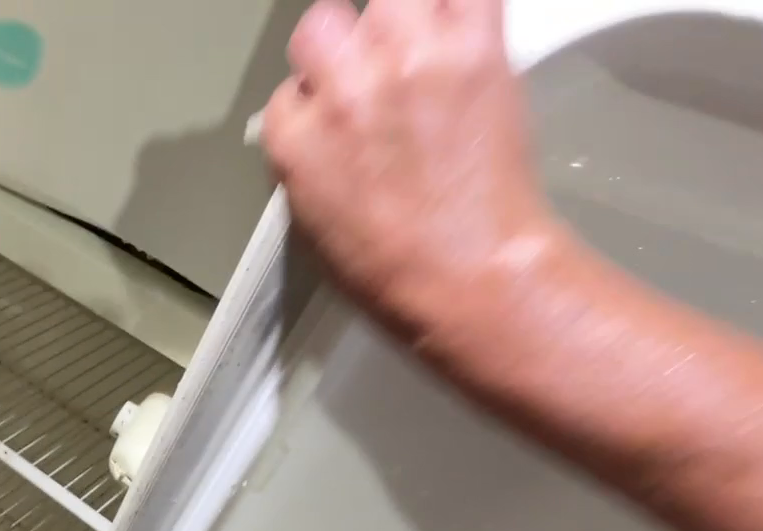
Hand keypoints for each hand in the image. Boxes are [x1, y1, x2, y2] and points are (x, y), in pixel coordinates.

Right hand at [259, 0, 560, 342]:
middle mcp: (343, 93)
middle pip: (322, 24)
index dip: (311, 102)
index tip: (333, 117)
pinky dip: (457, 4)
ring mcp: (409, 62)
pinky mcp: (475, 45)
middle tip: (366, 73)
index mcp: (294, 143)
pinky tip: (457, 25)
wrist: (464, 271)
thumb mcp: (310, 219)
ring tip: (417, 48)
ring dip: (396, 17)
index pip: (287, 93)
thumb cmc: (383, 266)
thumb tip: (313, 125)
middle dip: (338, 47)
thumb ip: (304, 158)